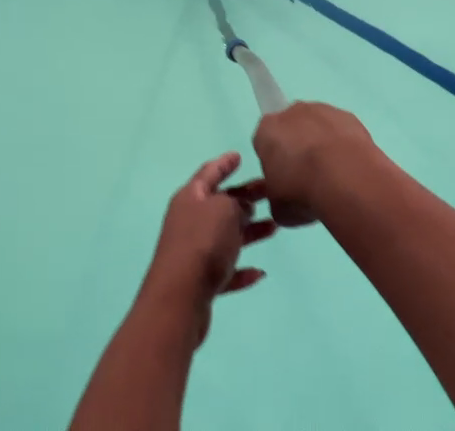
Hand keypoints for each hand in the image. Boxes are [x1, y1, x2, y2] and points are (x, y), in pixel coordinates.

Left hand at [140, 152, 276, 346]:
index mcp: (190, 197)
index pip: (209, 172)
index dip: (224, 163)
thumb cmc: (203, 243)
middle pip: (220, 204)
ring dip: (249, 231)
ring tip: (275, 228)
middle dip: (245, 197)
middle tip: (271, 192)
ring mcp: (193, 251)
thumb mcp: (225, 210)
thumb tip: (241, 209)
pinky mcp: (199, 281)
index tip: (239, 156)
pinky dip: (241, 269)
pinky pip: (225, 269)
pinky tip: (260, 273)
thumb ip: (237, 203)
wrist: (179, 298)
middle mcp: (189, 221)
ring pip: (225, 236)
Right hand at [253, 102, 380, 227]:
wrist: (345, 179)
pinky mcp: (348, 115)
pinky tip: (350, 167)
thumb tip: (285, 198)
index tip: (284, 179)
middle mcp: (292, 112)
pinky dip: (343, 144)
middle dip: (297, 147)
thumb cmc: (301, 192)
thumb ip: (277, 196)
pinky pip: (340, 130)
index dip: (274, 161)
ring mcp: (322, 110)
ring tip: (333, 174)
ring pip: (317, 126)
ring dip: (321, 144)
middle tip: (307, 176)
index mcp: (267, 131)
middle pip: (291, 129)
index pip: (265, 142)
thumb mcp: (277, 207)